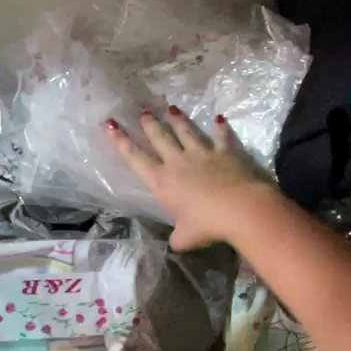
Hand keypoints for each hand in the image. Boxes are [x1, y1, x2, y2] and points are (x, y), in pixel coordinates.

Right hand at [107, 107, 280, 250]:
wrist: (240, 209)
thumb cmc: (207, 225)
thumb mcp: (185, 238)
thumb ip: (177, 237)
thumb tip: (177, 241)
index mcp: (162, 181)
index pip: (135, 157)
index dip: (120, 140)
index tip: (110, 123)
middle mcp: (178, 162)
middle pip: (160, 137)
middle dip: (149, 124)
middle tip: (143, 112)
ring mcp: (202, 154)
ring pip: (186, 131)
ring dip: (178, 119)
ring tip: (172, 108)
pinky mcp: (225, 152)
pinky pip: (221, 136)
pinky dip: (220, 127)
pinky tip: (219, 118)